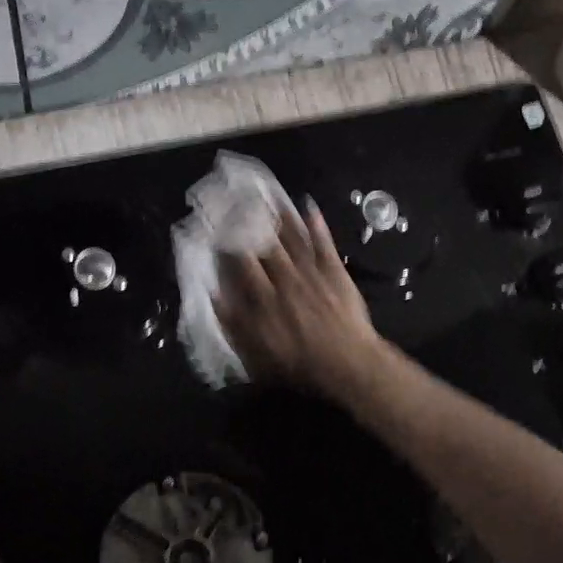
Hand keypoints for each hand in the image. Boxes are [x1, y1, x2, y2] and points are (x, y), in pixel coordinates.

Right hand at [214, 202, 384, 397]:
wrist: (347, 364)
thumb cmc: (300, 365)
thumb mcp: (257, 354)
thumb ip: (234, 324)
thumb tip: (215, 295)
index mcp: (263, 300)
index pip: (239, 266)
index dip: (227, 247)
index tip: (216, 231)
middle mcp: (283, 280)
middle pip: (263, 247)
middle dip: (250, 224)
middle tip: (237, 203)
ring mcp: (310, 273)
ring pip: (291, 239)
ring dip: (278, 217)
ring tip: (266, 197)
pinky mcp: (334, 272)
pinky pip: (323, 243)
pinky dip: (315, 224)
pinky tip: (308, 206)